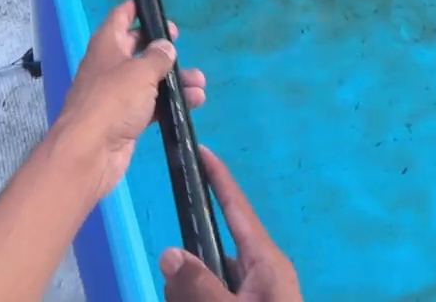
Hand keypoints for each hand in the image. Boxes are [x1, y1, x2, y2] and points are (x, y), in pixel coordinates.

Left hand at [48, 0, 206, 197]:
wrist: (89, 153)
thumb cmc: (112, 101)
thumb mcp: (140, 72)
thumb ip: (157, 57)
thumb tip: (166, 46)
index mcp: (107, 44)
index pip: (120, 17)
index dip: (136, 8)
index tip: (155, 6)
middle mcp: (110, 65)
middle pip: (137, 47)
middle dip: (160, 46)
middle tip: (181, 44)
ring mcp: (118, 94)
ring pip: (148, 78)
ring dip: (173, 79)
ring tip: (200, 83)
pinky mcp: (126, 119)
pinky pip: (152, 104)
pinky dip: (170, 102)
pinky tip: (193, 103)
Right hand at [161, 148, 300, 301]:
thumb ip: (199, 284)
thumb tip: (169, 254)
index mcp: (266, 260)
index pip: (237, 206)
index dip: (218, 176)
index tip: (200, 148)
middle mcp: (261, 271)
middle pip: (211, 248)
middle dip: (186, 262)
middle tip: (172, 288)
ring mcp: (254, 294)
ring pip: (207, 276)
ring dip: (188, 289)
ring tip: (179, 301)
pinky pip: (212, 294)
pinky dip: (196, 298)